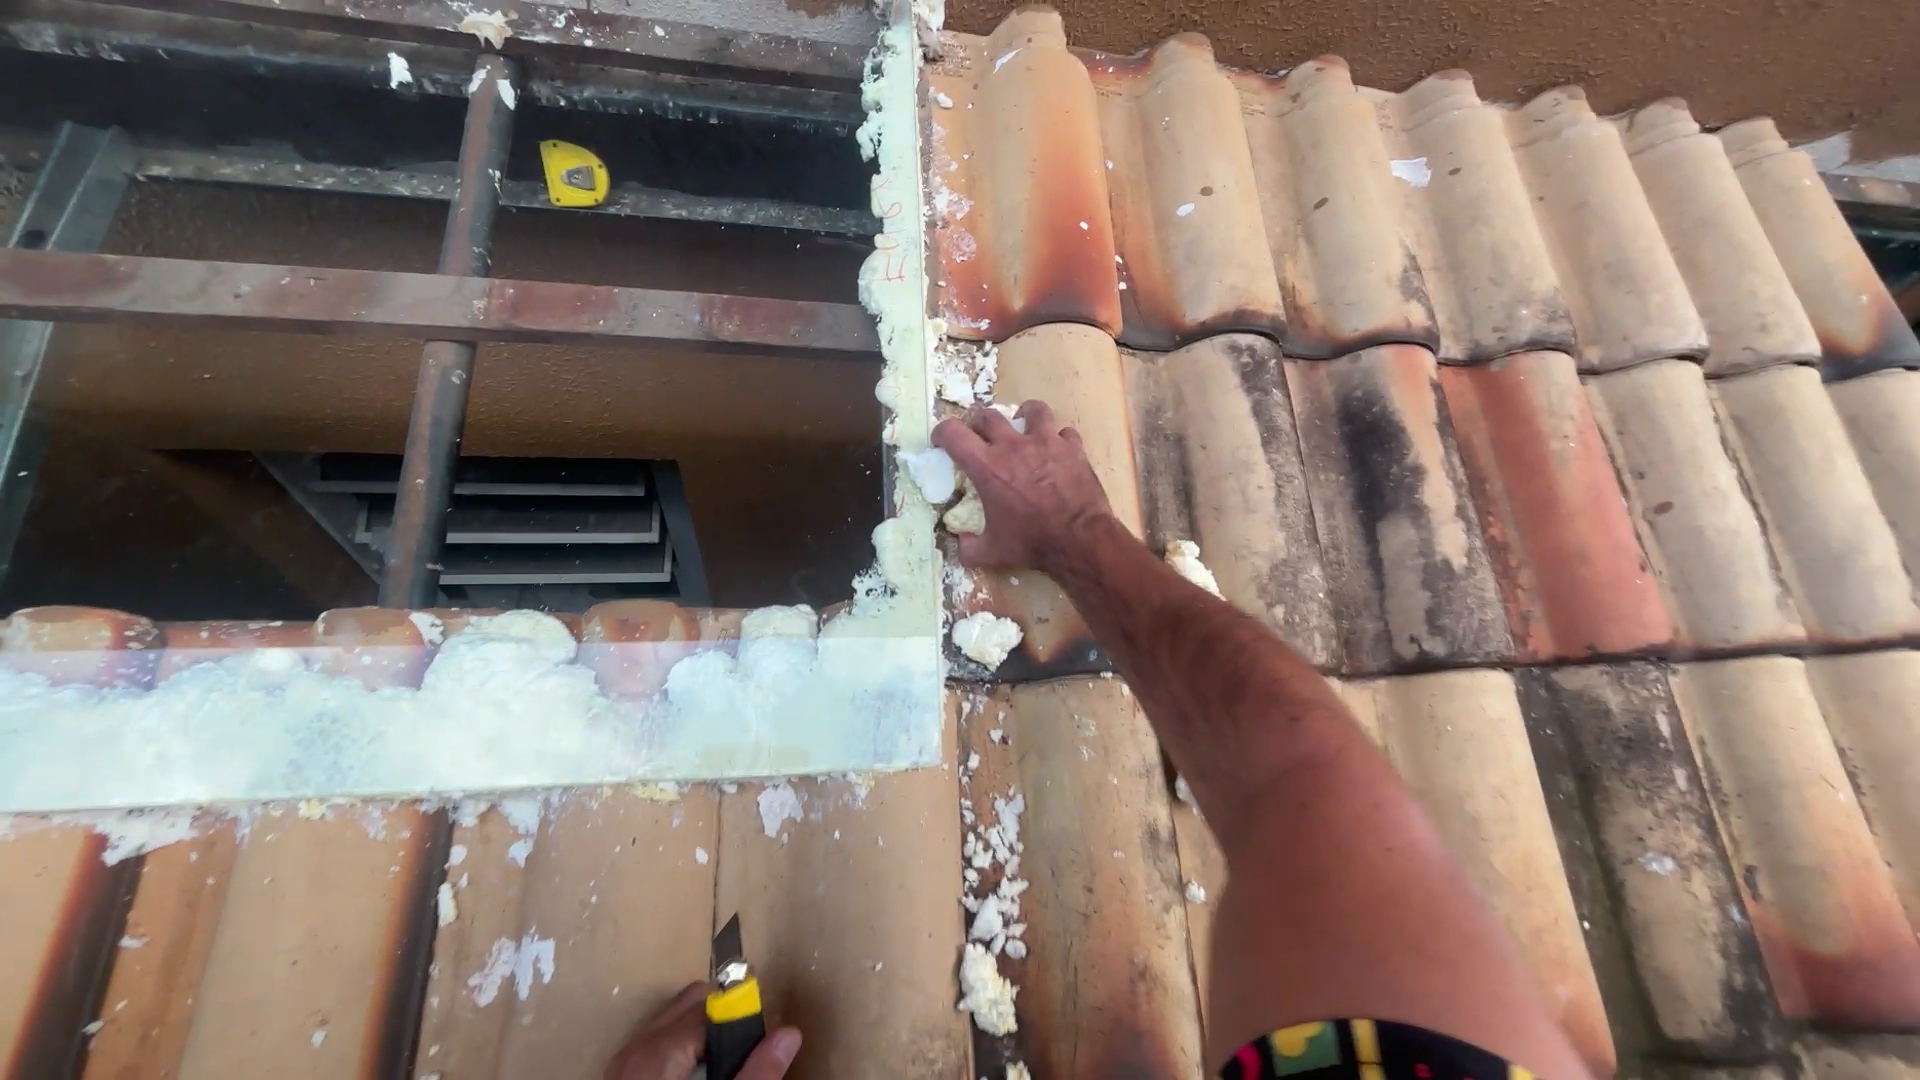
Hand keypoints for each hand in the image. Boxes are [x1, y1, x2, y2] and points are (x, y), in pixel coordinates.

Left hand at [604, 982, 802, 1079]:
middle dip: (722, 1022)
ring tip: (718, 1078)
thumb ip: (756, 1077)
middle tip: (739, 1064)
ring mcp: (621, 1068)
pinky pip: (657, 1048)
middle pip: (691, 1003)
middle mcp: (634, 1050)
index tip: (756, 1049)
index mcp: (656, 1054)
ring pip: (674, 1024)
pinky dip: (682, 1057)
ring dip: (703, 1040)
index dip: (741, 1020)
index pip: (712, 1005)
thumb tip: (789, 1035)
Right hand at [931, 400, 1113, 572]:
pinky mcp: (1072, 448)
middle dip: (978, 423)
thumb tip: (960, 542)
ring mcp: (1046, 442)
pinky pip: (1064, 433)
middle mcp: (1013, 446)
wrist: (1079, 540)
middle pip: (988, 416)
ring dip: (1024, 415)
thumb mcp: (992, 552)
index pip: (953, 433)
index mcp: (987, 466)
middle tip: (980, 436)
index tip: (942, 441)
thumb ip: (969, 547)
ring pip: (1032, 410)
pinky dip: (1059, 440)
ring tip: (1024, 424)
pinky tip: (1058, 451)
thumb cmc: (1032, 543)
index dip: (942, 433)